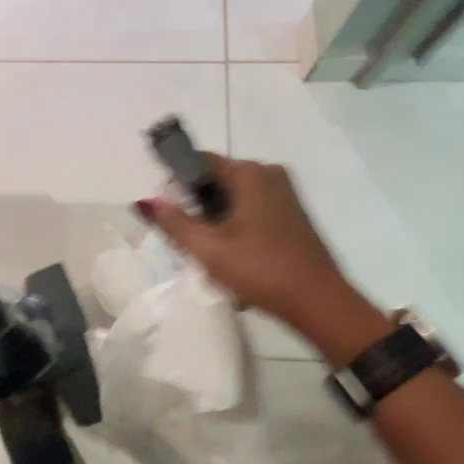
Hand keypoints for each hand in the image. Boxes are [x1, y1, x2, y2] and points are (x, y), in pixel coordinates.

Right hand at [137, 155, 357, 334]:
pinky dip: (236, 230)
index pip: (200, 161)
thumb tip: (145, 202)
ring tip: (211, 258)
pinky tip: (234, 261)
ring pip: (234, 201)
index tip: (167, 214)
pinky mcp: (292, 215)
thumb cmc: (260, 270)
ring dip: (216, 225)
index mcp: (250, 173)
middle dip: (197, 210)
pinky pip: (252, 213)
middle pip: (217, 182)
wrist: (318, 302)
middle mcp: (269, 174)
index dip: (176, 183)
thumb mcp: (208, 249)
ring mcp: (285, 194)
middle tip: (189, 245)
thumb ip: (173, 223)